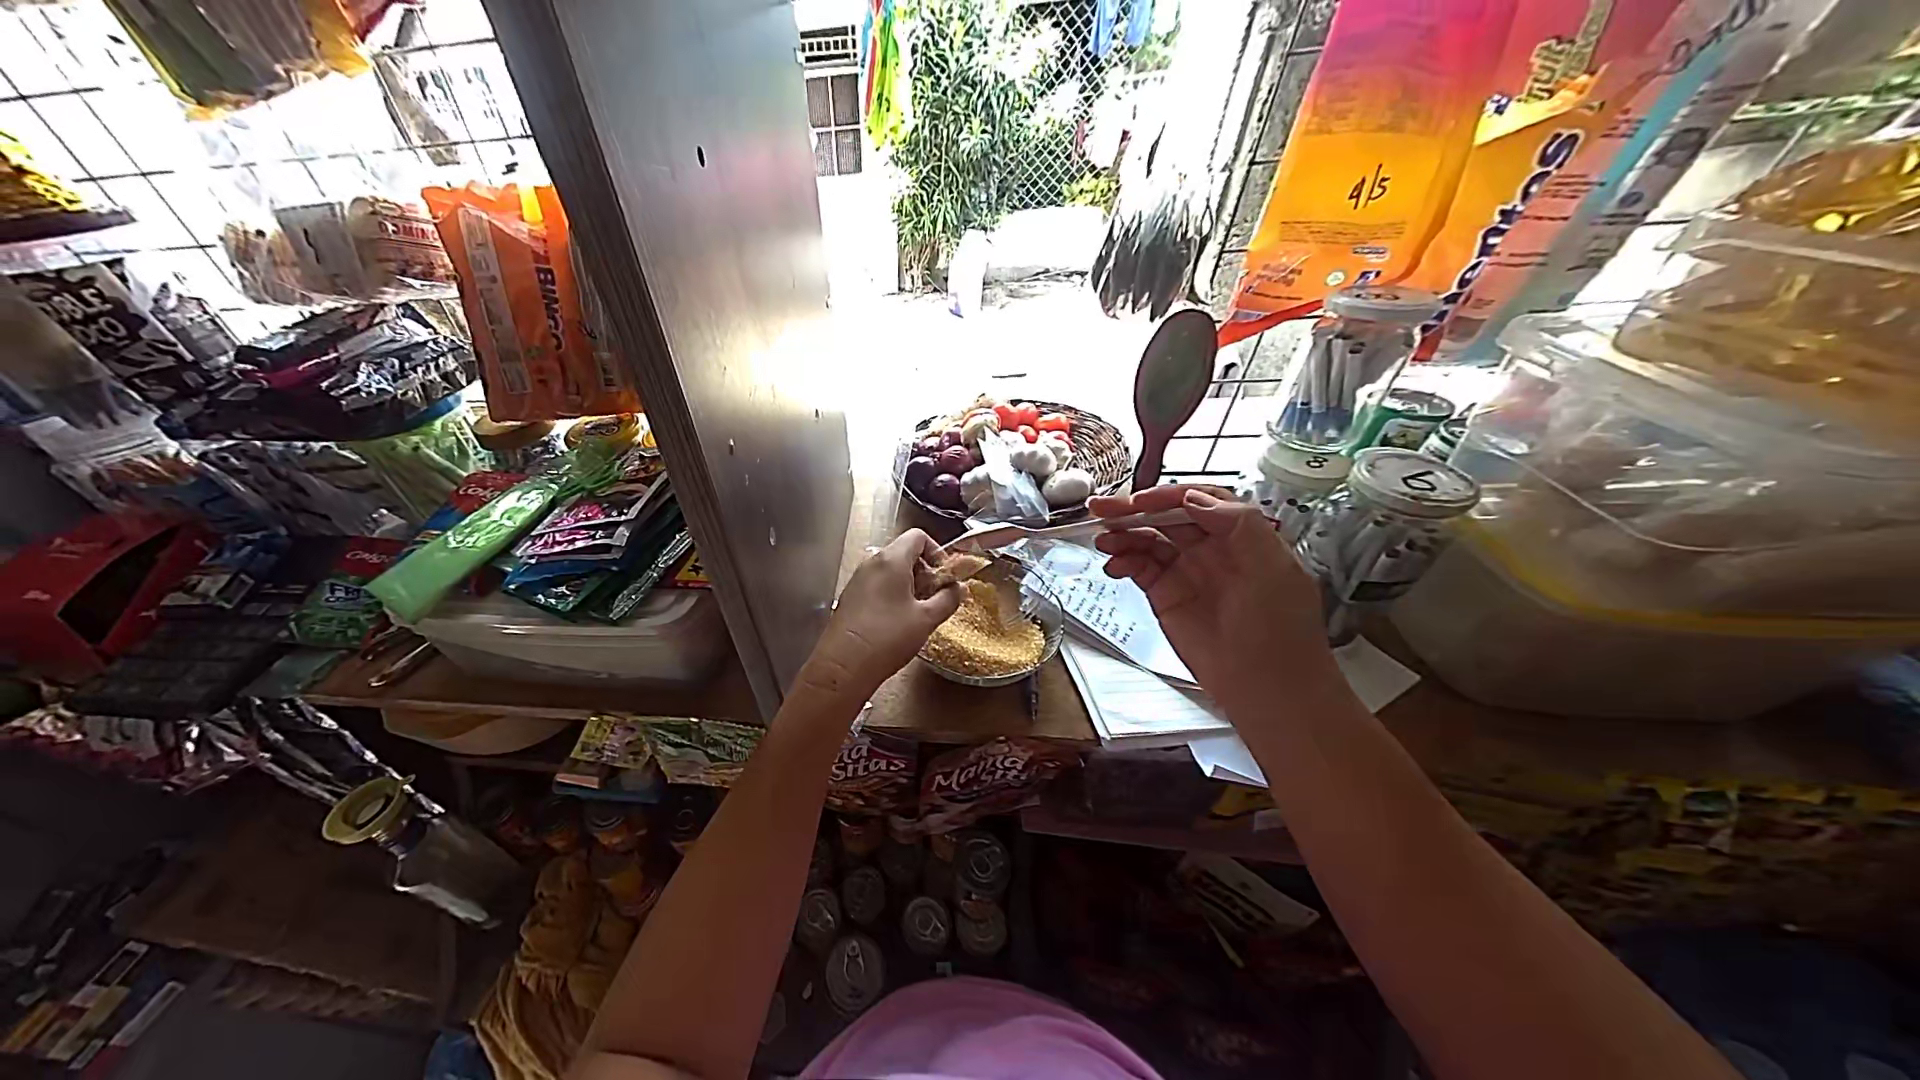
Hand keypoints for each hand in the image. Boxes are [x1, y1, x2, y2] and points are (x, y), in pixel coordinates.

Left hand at [798, 529, 962, 700]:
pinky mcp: (850, 597)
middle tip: (936, 597)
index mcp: (891, 560)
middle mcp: (872, 563)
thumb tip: (959, 588)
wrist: (843, 666)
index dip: (937, 552)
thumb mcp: (926, 619)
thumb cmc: (888, 638)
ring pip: (891, 570)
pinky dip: (893, 594)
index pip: (918, 536)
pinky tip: (898, 621)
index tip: (945, 577)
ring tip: (919, 612)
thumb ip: (948, 599)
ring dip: (910, 584)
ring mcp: (858, 579)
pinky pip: (877, 584)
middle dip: (925, 571)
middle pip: (904, 552)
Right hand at [1092, 486, 1339, 711]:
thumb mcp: (1272, 568)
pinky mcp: (1166, 596)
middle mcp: (1211, 549)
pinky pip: (1139, 569)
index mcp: (1240, 535)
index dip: (1169, 496)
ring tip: (1103, 541)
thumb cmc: (1281, 630)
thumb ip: (1237, 524)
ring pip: (1148, 541)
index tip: (1142, 501)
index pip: (1199, 501)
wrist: (1266, 687)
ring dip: (1123, 536)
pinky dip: (1123, 562)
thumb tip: (1192, 498)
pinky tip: (1113, 566)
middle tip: (1103, 509)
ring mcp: (1186, 572)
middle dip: (1134, 510)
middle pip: (1166, 517)